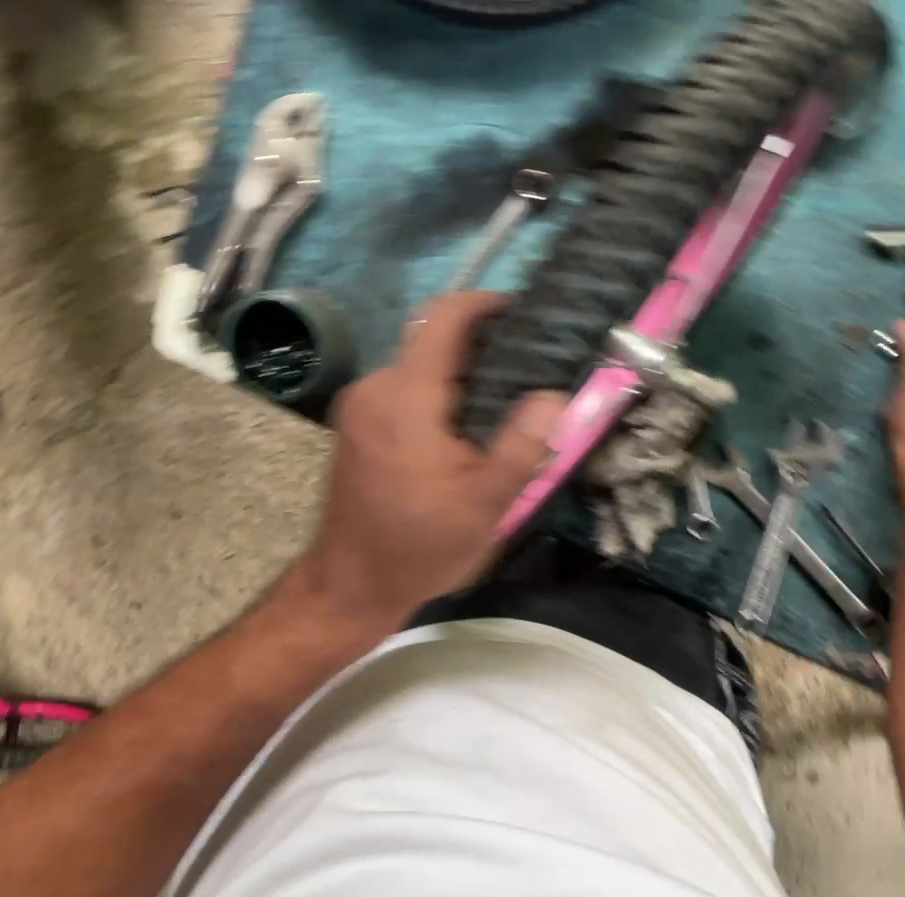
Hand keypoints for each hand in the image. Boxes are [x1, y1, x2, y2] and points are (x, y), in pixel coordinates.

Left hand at [299, 292, 568, 622]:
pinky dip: (435, 397)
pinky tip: (464, 432)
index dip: (485, 305)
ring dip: (460, 379)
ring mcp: (359, 406)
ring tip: (504, 409)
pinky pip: (401, 391)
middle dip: (483, 352)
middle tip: (529, 377)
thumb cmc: (418, 547)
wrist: (350, 584)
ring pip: (418, 369)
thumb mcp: (483, 505)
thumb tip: (553, 396)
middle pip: (433, 344)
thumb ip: (520, 446)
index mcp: (404, 398)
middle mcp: (374, 389)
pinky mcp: (355, 425)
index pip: (444, 318)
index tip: (523, 314)